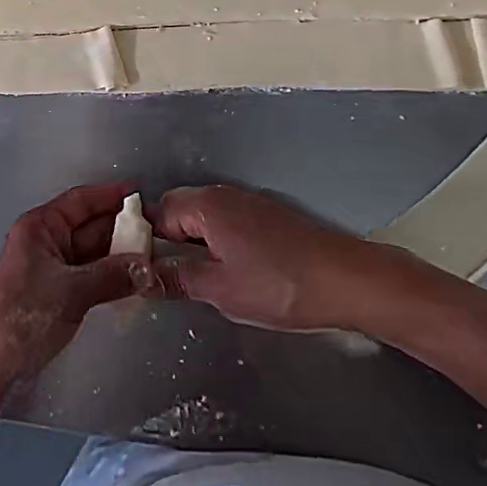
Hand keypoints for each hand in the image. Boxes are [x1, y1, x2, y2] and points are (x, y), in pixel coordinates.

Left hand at [0, 182, 150, 383]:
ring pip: (92, 251)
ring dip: (119, 254)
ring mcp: (51, 267)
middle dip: (122, 228)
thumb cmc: (23, 317)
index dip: (110, 195)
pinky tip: (134, 279)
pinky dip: (110, 275)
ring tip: (155, 256)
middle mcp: (46, 240)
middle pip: (90, 225)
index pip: (80, 200)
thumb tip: (148, 266)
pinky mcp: (57, 291)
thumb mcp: (71, 292)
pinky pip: (90, 273)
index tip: (141, 193)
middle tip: (159, 233)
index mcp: (40, 227)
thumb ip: (112, 275)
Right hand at [150, 184, 387, 331]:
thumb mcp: (220, 290)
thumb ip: (178, 279)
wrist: (345, 280)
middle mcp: (225, 196)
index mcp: (207, 206)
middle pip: (180, 208)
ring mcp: (249, 203)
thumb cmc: (278, 285)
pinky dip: (217, 240)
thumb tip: (146, 275)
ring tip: (196, 277)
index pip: (158, 211)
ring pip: (204, 216)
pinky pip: (226, 221)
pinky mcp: (267, 217)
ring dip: (193, 240)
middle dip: (168, 239)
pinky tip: (228, 269)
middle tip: (167, 275)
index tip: (141, 267)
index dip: (145, 238)